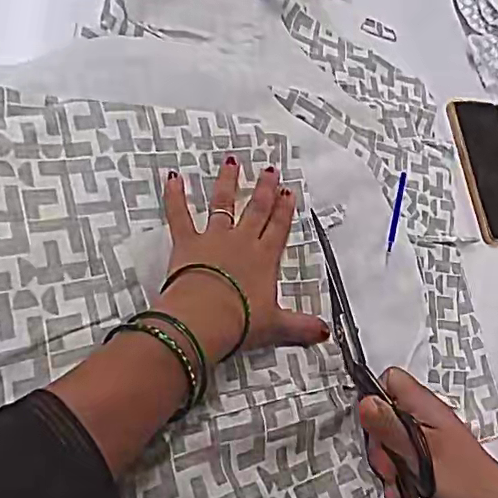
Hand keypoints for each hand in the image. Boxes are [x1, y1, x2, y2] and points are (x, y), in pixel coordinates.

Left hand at [161, 160, 328, 356]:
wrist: (206, 318)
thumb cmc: (240, 321)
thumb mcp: (276, 325)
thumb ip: (300, 326)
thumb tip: (324, 334)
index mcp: (265, 259)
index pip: (278, 229)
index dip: (285, 210)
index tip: (288, 193)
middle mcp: (242, 243)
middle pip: (257, 210)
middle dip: (264, 190)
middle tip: (269, 171)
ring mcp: (214, 239)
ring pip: (223, 204)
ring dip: (228, 182)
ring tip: (231, 163)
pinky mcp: (188, 243)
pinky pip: (180, 215)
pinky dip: (175, 196)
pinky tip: (173, 178)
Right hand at [357, 367, 497, 497]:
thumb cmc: (467, 479)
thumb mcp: (419, 453)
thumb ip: (390, 426)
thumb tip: (366, 402)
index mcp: (425, 406)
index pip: (390, 380)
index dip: (374, 399)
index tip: (372, 426)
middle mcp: (426, 416)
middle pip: (384, 414)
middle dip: (379, 443)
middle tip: (387, 463)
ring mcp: (426, 436)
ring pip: (390, 439)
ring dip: (387, 463)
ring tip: (396, 481)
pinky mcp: (426, 455)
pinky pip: (400, 457)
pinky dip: (396, 474)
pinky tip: (402, 489)